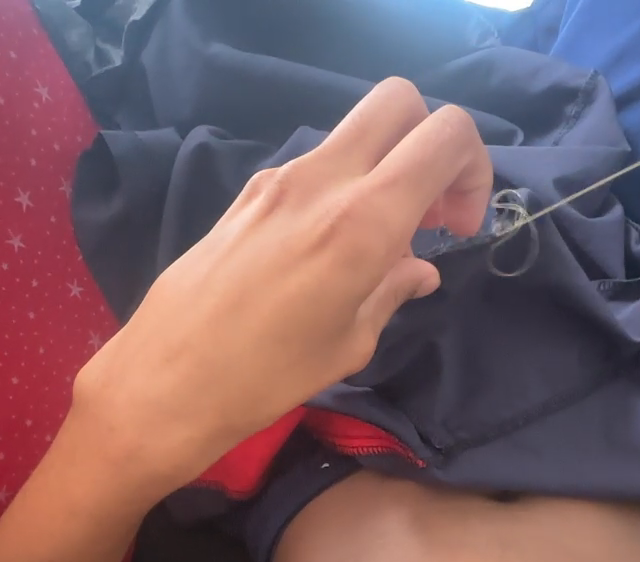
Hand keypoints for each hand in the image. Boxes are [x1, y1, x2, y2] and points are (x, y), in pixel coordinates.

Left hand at [71, 77, 491, 495]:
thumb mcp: (349, 344)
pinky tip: (328, 252)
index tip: (459, 227)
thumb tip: (419, 269)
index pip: (444, 134)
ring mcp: (278, 180)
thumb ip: (392, 291)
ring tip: (376, 246)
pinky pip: (313, 169)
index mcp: (362, 219)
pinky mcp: (247, 194)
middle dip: (430, 147)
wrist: (168, 380)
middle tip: (428, 214)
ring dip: (383, 172)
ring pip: (353, 136)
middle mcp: (321, 179)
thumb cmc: (269, 377)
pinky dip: (341, 191)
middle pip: (398, 103)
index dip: (471, 169)